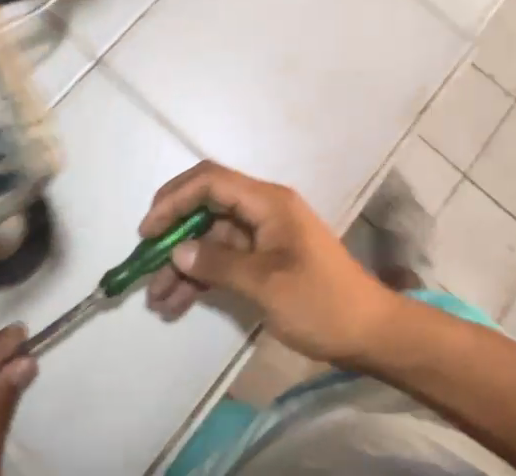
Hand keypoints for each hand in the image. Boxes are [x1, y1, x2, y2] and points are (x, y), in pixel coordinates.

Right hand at [139, 162, 399, 364]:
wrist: (370, 333)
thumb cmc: (321, 301)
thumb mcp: (266, 284)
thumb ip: (218, 264)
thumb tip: (177, 251)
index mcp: (268, 202)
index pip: (211, 182)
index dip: (174, 200)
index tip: (148, 232)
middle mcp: (262, 211)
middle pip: (206, 209)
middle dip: (173, 236)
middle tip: (145, 268)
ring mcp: (263, 237)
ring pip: (211, 240)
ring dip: (183, 266)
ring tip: (157, 300)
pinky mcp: (264, 262)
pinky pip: (223, 262)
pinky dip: (201, 279)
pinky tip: (177, 304)